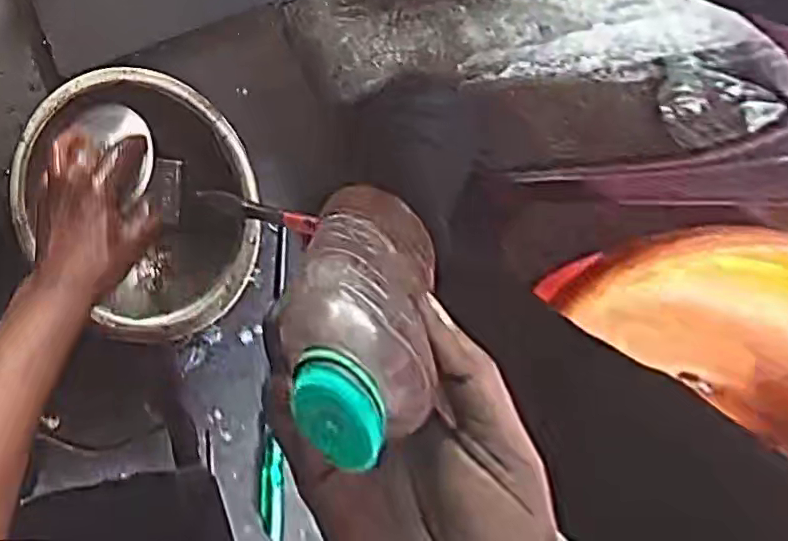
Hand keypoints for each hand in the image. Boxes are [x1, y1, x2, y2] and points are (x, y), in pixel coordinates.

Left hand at [32, 128, 162, 301]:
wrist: (60, 285)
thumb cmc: (92, 270)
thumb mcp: (131, 246)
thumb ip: (147, 223)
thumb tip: (154, 211)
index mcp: (100, 190)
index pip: (121, 156)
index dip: (134, 145)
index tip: (140, 142)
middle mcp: (75, 184)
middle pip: (88, 147)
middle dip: (105, 140)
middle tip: (115, 142)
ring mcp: (55, 190)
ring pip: (58, 151)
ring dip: (71, 140)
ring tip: (80, 137)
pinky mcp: (42, 201)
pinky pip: (47, 173)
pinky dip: (56, 166)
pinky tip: (62, 170)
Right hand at [268, 293, 555, 540]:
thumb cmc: (507, 529)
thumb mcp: (502, 441)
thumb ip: (469, 372)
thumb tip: (427, 302)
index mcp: (412, 391)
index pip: (372, 333)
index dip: (353, 301)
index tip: (342, 272)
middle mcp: (372, 407)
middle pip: (326, 349)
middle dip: (308, 319)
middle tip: (306, 299)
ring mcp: (343, 436)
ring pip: (298, 379)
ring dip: (289, 352)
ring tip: (294, 333)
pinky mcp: (318, 470)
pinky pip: (288, 428)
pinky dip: (280, 402)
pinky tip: (289, 385)